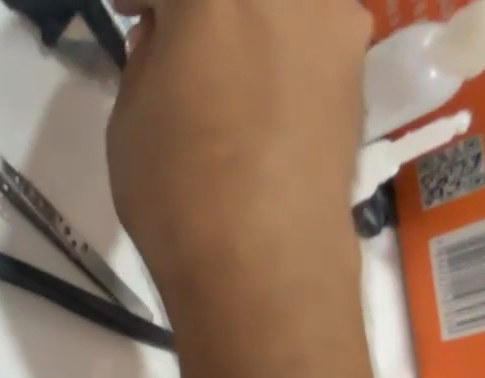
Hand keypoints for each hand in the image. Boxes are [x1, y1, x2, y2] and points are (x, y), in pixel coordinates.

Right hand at [107, 0, 370, 300]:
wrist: (259, 246)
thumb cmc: (172, 185)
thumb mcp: (129, 121)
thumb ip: (148, 60)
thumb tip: (166, 34)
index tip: (130, 10)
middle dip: (199, 6)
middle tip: (174, 34)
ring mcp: (332, 15)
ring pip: (278, 6)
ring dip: (244, 20)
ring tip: (215, 69)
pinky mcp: (355, 56)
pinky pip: (307, 26)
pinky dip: (276, 42)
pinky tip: (252, 95)